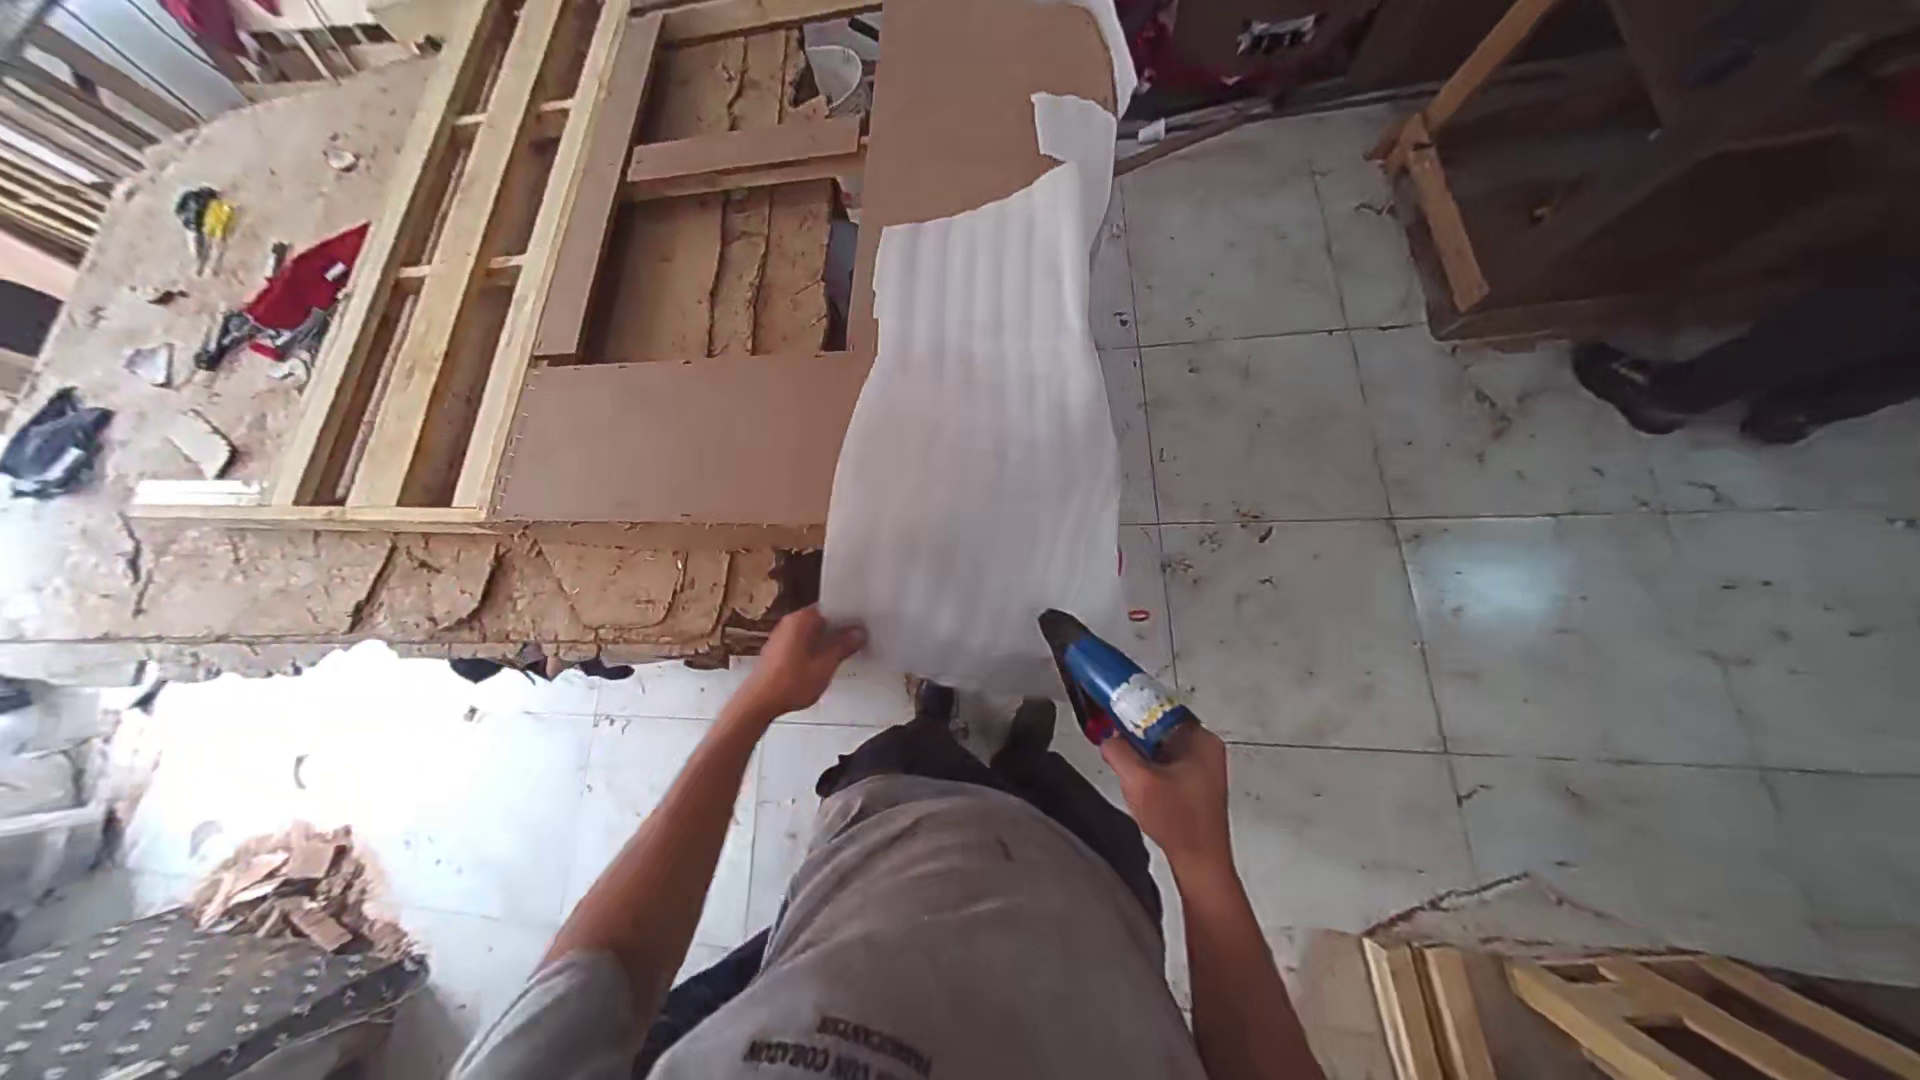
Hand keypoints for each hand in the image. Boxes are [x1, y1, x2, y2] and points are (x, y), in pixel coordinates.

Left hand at [734, 606, 866, 718]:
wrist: (758, 703)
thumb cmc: (786, 684)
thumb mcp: (824, 666)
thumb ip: (843, 647)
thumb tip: (857, 634)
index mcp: (800, 620)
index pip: (830, 607)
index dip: (848, 616)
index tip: (860, 626)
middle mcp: (789, 624)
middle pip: (821, 619)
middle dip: (838, 630)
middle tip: (856, 640)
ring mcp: (782, 637)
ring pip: (812, 632)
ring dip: (827, 641)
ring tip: (841, 654)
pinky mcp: (779, 651)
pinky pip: (803, 642)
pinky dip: (815, 649)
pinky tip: (823, 664)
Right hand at [1101, 724, 1233, 876]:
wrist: (1199, 863)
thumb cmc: (1176, 821)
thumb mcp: (1138, 781)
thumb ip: (1118, 751)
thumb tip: (1108, 737)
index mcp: (1201, 740)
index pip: (1162, 708)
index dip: (1135, 710)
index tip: (1112, 717)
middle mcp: (1206, 747)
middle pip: (1161, 726)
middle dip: (1136, 737)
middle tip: (1117, 748)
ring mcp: (1203, 766)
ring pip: (1161, 745)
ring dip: (1141, 755)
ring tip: (1129, 772)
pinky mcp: (1197, 782)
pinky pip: (1167, 761)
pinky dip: (1150, 767)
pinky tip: (1140, 785)